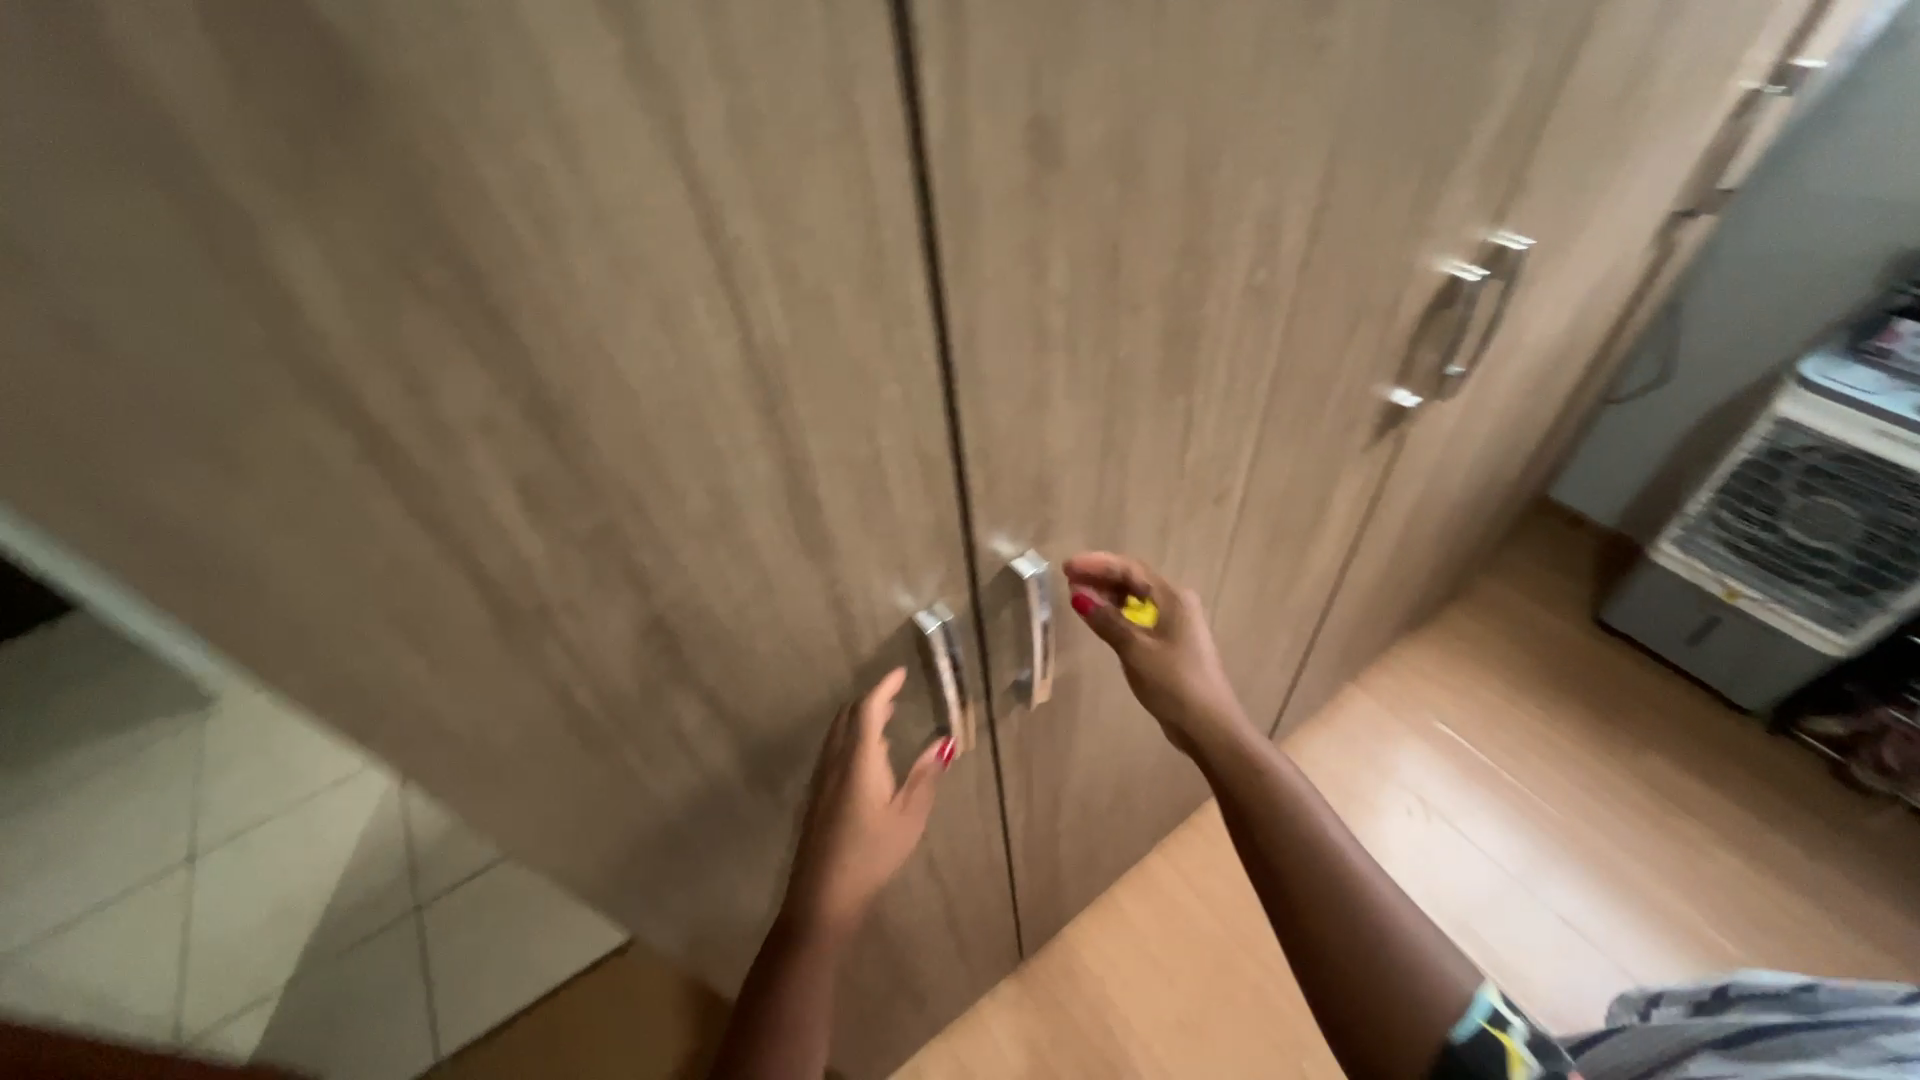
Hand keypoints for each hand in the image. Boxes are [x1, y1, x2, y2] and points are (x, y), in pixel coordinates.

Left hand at [780, 668, 953, 943]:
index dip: (884, 688)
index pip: (868, 709)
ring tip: (886, 720)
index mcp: (859, 761)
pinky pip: (833, 751)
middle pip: (848, 717)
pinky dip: (851, 739)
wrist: (823, 896)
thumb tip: (943, 743)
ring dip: (860, 720)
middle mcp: (835, 761)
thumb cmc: (872, 854)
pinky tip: (869, 759)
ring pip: (838, 734)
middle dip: (871, 701)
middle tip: (896, 696)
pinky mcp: (816, 797)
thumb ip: (924, 776)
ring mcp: (821, 779)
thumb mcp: (909, 817)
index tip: (900, 673)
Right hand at [1064, 552, 1254, 754]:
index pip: (1130, 569)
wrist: (1207, 724)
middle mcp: (1176, 603)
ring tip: (1077, 596)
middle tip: (1067, 579)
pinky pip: (1139, 618)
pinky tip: (1099, 619)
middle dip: (1100, 577)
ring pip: (1136, 599)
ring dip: (1107, 595)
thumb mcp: (1135, 649)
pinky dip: (1117, 614)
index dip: (1097, 564)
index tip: (1067, 567)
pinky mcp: (1170, 643)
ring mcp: (1174, 624)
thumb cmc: (1173, 682)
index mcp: (1172, 597)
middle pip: (1133, 581)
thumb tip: (1078, 595)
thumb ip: (1106, 620)